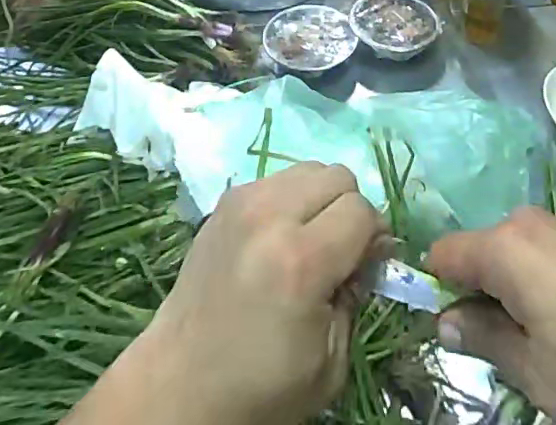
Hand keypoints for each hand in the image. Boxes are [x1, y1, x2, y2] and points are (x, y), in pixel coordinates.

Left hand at [93, 163, 385, 424]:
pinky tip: (278, 236)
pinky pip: (278, 179)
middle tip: (339, 248)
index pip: (362, 210)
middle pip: (338, 176)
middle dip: (349, 209)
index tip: (368, 261)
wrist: (180, 385)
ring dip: (320, 198)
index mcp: (300, 261)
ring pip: (309, 168)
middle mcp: (270, 216)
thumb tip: (371, 248)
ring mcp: (243, 201)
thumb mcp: (331, 360)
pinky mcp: (226, 200)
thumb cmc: (261, 387)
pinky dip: (290, 199)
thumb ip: (358, 291)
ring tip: (308, 237)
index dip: (375, 235)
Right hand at [427, 207, 555, 424]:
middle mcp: (526, 222)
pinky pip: (535, 256)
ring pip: (506, 256)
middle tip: (503, 348)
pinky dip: (534, 286)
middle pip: (476, 254)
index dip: (437, 291)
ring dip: (507, 294)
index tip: (450, 331)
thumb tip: (446, 320)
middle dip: (477, 295)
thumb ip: (482, 339)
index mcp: (505, 245)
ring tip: (541, 342)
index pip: (442, 255)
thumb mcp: (536, 373)